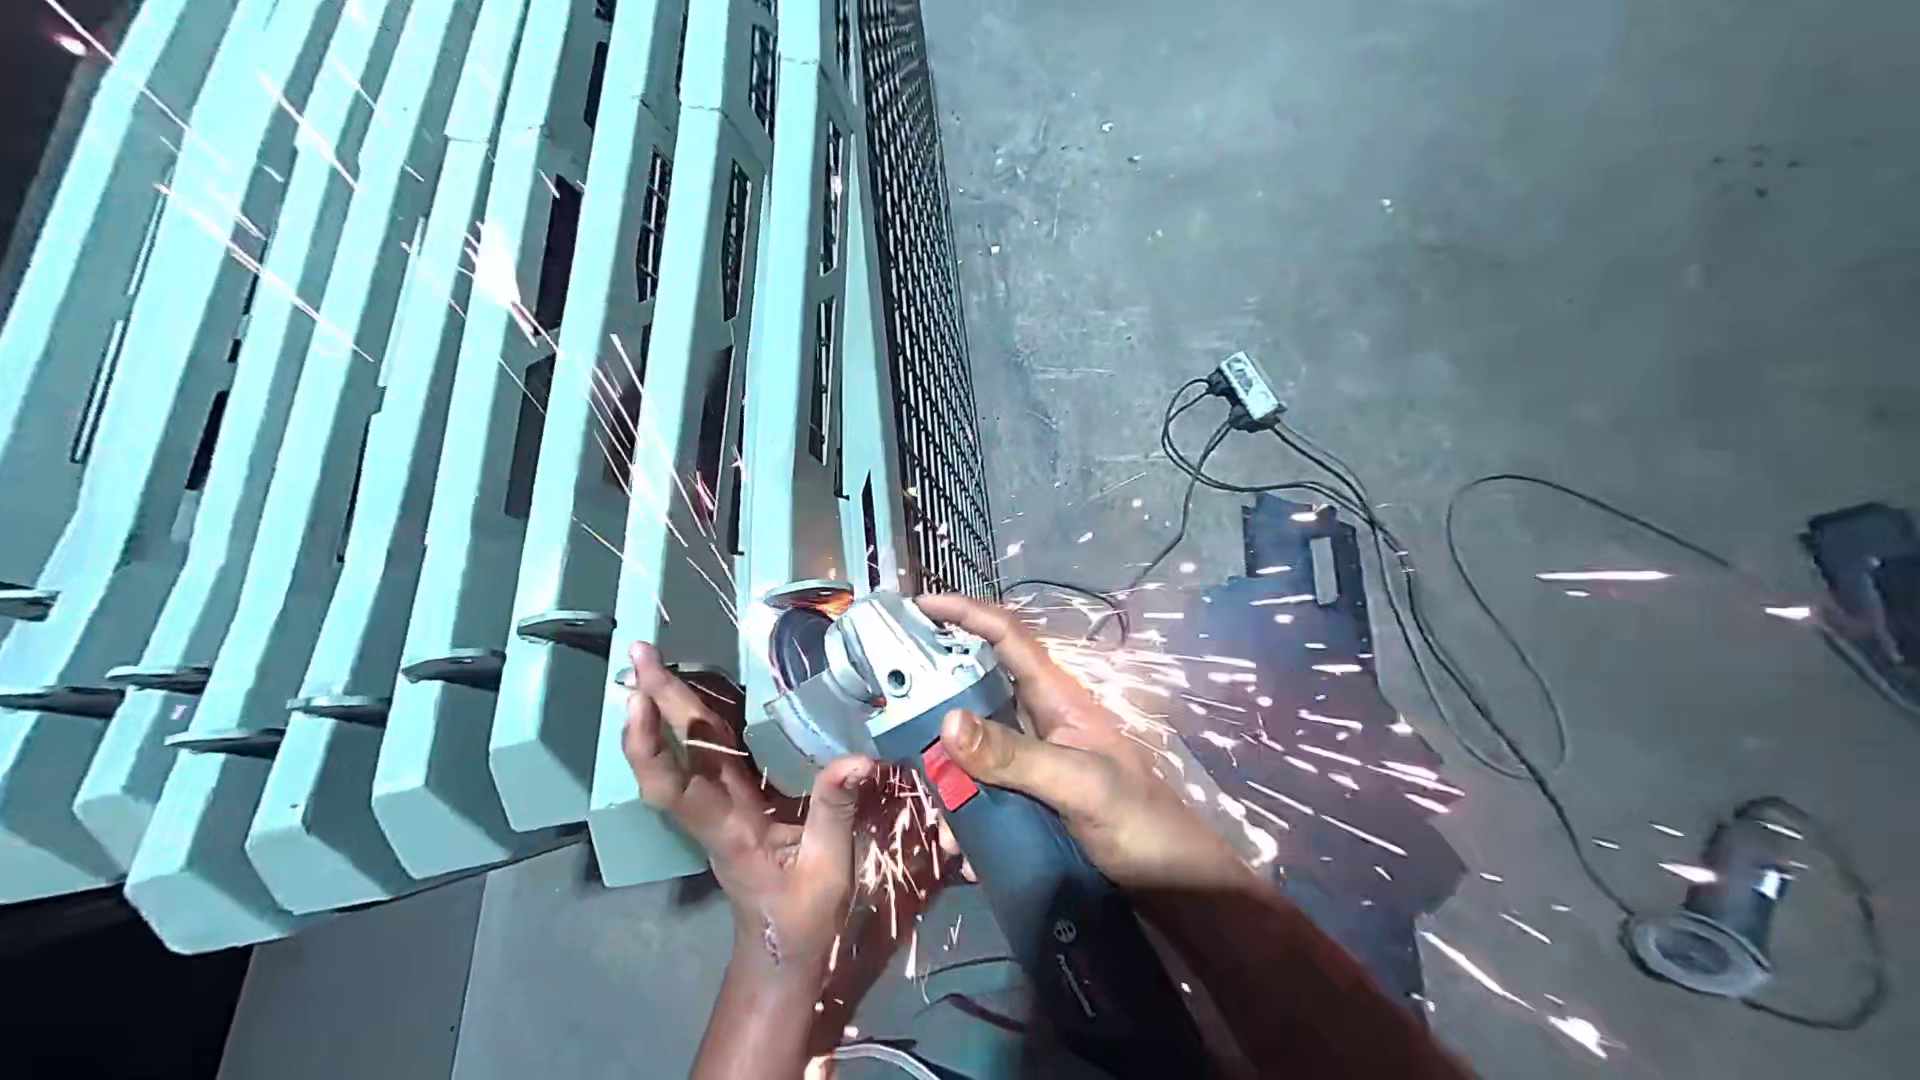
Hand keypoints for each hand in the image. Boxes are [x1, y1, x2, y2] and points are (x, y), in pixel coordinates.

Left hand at [622, 641, 873, 973]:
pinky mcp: (736, 804)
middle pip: (674, 754)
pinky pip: (710, 757)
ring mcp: (721, 807)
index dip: (650, 744)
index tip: (640, 697)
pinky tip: (702, 697)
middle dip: (653, 701)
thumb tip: (857, 758)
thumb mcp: (828, 870)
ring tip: (657, 663)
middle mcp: (714, 811)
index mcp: (728, 828)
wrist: (781, 953)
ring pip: (686, 752)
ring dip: (668, 707)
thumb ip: (837, 812)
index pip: (675, 785)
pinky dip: (699, 722)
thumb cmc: (802, 919)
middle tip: (640, 650)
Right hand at [918, 594, 1253, 892]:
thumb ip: (1015, 756)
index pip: (1008, 637)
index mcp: (1057, 697)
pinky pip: (982, 788)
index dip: (966, 613)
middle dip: (936, 695)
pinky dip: (965, 811)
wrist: (1175, 887)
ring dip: (948, 773)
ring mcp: (1033, 757)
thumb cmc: (1140, 823)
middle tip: (893, 708)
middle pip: (978, 686)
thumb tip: (946, 721)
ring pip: (973, 744)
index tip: (920, 606)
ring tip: (939, 816)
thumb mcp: (1080, 785)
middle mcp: (1039, 718)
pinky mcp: (1028, 793)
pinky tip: (962, 850)